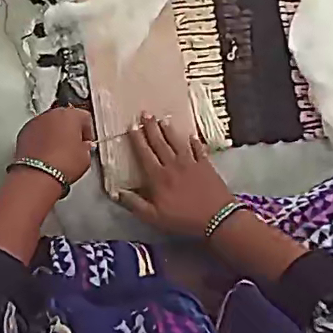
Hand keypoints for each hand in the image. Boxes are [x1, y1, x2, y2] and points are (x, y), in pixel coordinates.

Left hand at [13, 106, 95, 185]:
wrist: (38, 175)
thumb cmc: (61, 164)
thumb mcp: (85, 158)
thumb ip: (86, 147)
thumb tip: (83, 148)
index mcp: (70, 115)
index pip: (84, 117)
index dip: (87, 131)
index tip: (86, 141)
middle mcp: (52, 114)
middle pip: (64, 118)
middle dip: (68, 130)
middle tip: (72, 146)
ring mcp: (35, 123)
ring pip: (48, 124)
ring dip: (53, 134)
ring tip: (57, 152)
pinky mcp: (23, 133)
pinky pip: (36, 133)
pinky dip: (40, 140)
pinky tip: (45, 154)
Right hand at [115, 115, 238, 236]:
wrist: (216, 218)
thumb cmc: (183, 219)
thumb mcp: (153, 217)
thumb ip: (134, 204)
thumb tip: (116, 193)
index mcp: (158, 177)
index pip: (144, 154)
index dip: (137, 140)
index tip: (132, 127)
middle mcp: (173, 165)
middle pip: (159, 143)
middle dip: (151, 128)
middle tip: (145, 114)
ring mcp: (191, 163)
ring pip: (177, 142)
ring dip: (169, 130)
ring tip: (163, 119)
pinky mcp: (206, 166)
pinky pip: (198, 150)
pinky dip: (194, 142)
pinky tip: (191, 136)